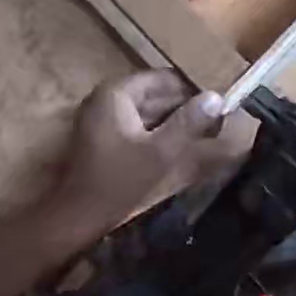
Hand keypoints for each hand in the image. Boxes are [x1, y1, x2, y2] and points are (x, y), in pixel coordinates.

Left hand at [46, 70, 242, 232]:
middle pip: (155, 93)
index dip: (192, 89)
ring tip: (205, 130)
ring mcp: (102, 117)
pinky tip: (180, 144)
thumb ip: (189, 122)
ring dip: (173, 119)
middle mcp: (106, 97)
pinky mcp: (103, 136)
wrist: (78, 218)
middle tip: (216, 119)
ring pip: (148, 110)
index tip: (217, 102)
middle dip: (184, 105)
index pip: (164, 78)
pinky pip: (138, 124)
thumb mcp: (160, 151)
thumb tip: (216, 97)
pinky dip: (158, 131)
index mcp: (116, 93)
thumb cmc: (118, 181)